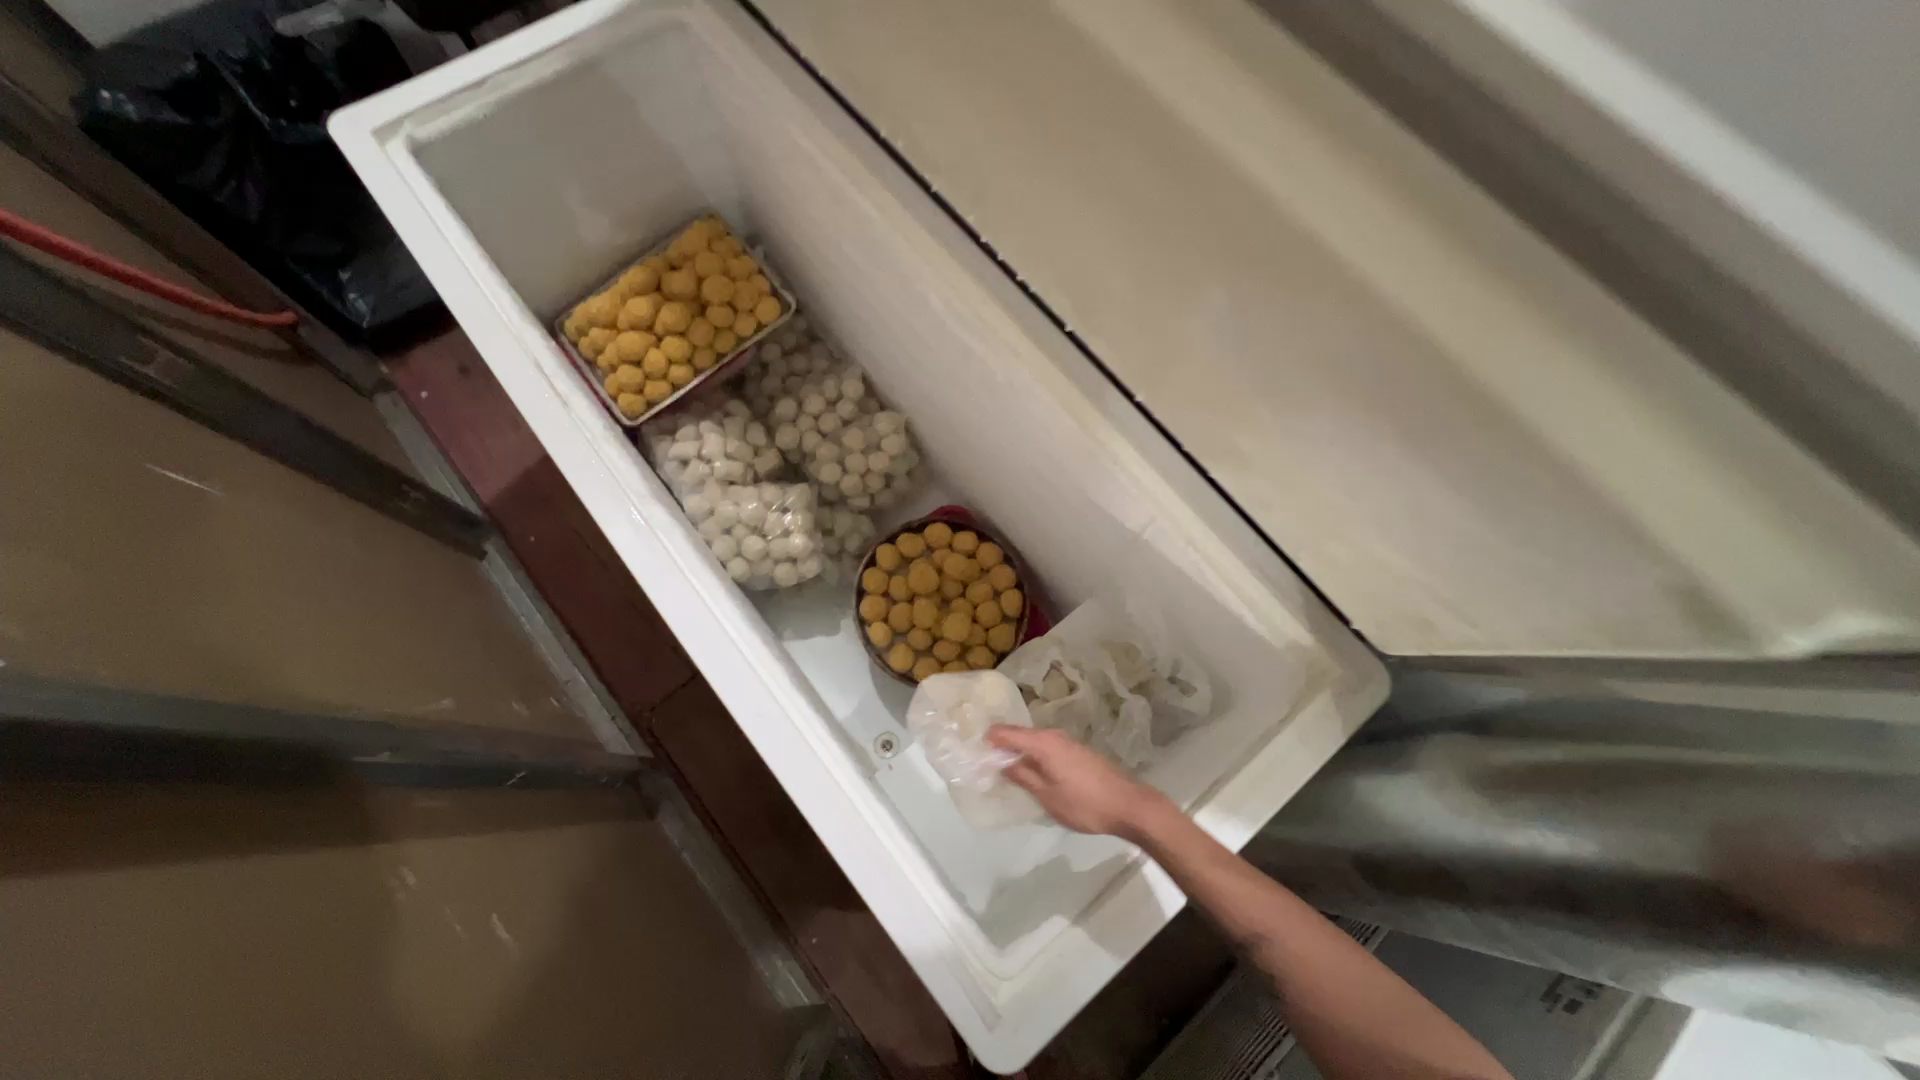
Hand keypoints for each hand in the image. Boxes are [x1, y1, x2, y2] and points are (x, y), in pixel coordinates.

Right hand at [987, 725, 1170, 838]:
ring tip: (1002, 769)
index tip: (970, 749)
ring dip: (1018, 753)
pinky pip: (1047, 749)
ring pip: (1034, 743)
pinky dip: (1034, 757)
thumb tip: (1001, 763)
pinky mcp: (1077, 753)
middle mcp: (1054, 736)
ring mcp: (1068, 743)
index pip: (1005, 733)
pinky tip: (1030, 773)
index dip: (987, 739)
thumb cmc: (1085, 803)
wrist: (1129, 806)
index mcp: (1043, 743)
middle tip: (982, 762)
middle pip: (1019, 735)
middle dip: (1001, 746)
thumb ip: (1023, 776)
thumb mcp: (1047, 796)